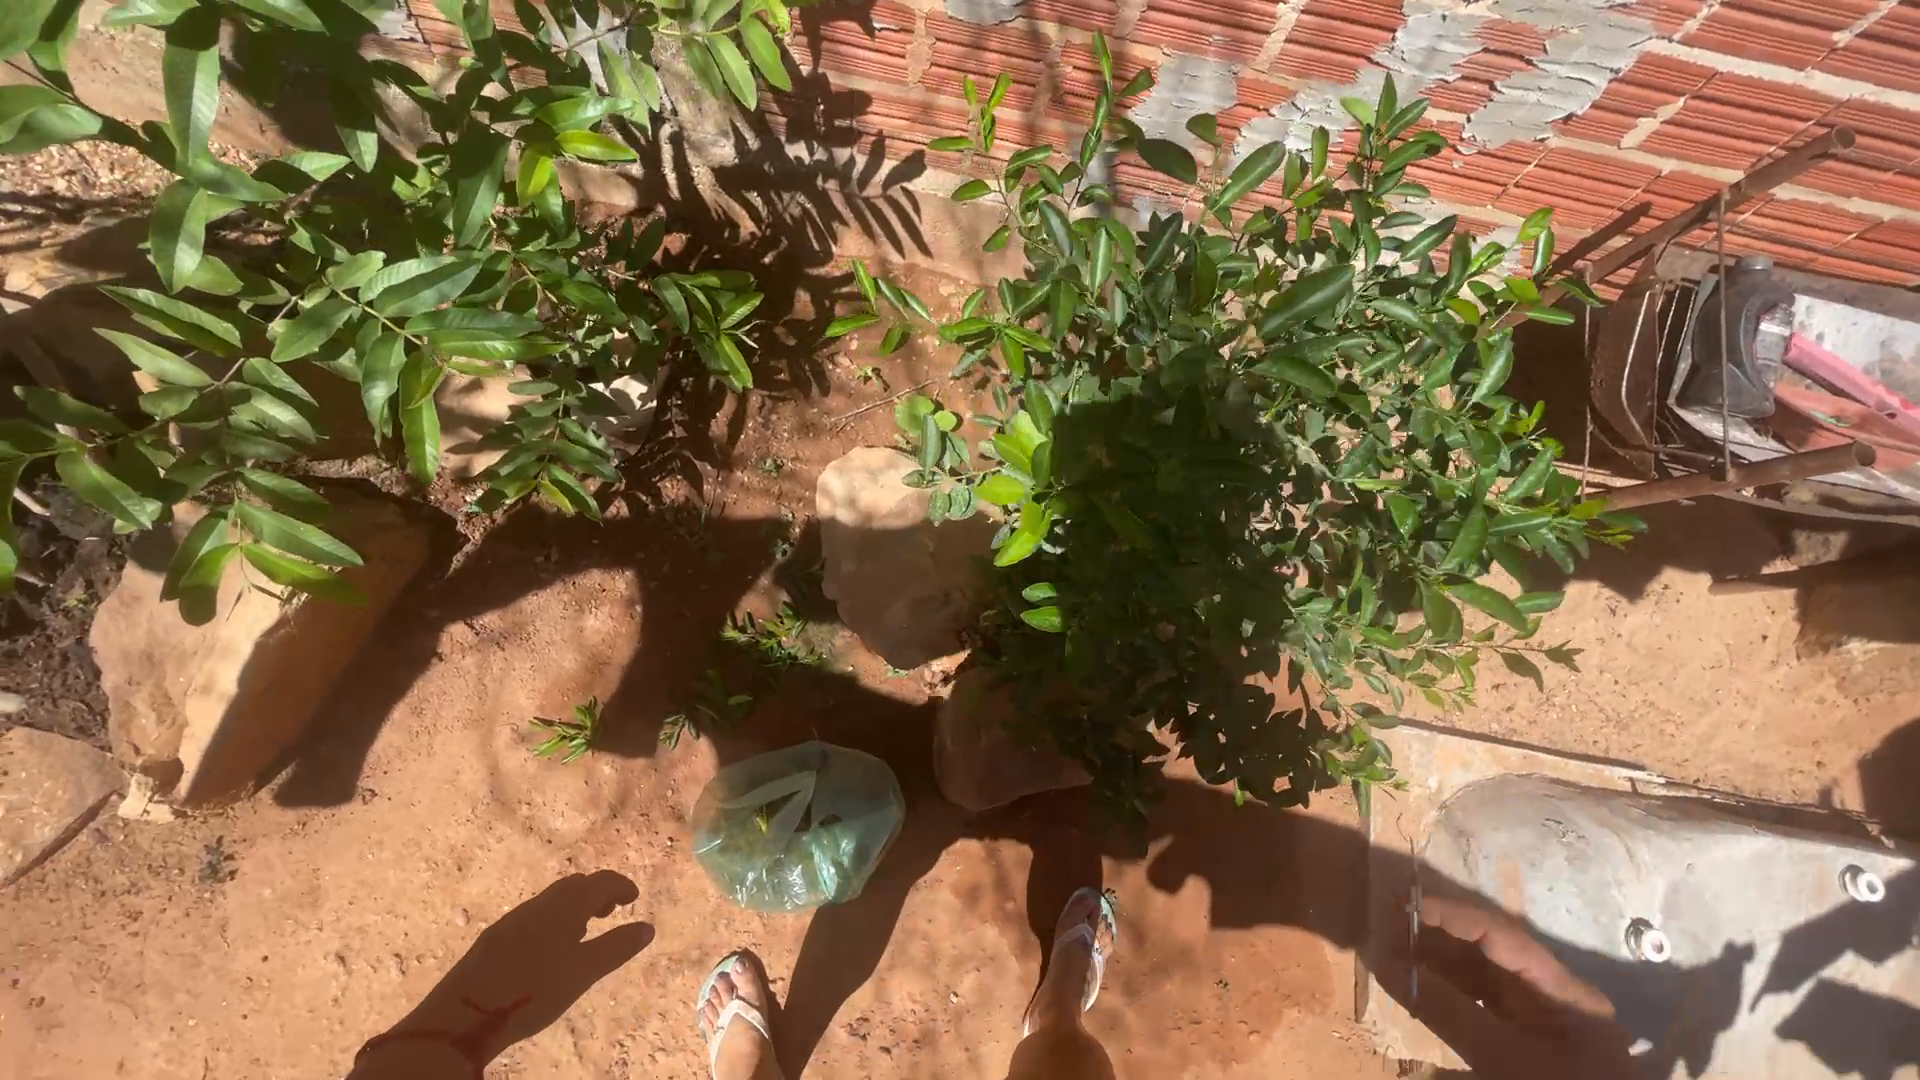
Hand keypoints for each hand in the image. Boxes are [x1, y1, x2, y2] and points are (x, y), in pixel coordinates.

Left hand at [355, 870, 654, 1074]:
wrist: (461, 1017)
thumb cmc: (530, 992)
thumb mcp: (582, 973)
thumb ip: (616, 947)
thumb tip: (647, 928)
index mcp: (565, 906)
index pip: (600, 881)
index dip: (620, 885)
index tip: (633, 896)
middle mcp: (540, 904)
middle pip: (575, 886)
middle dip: (596, 893)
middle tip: (610, 910)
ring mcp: (513, 920)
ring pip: (552, 900)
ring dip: (573, 906)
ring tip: (583, 930)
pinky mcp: (494, 939)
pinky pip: (534, 916)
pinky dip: (553, 919)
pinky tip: (549, 947)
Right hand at [1381, 895, 1636, 1079]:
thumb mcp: (1504, 1060)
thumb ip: (1445, 1010)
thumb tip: (1385, 964)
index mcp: (1560, 988)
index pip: (1499, 932)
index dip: (1450, 914)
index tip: (1401, 906)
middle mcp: (1550, 989)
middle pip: (1486, 945)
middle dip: (1436, 935)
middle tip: (1386, 930)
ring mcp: (1537, 1012)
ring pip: (1477, 969)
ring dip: (1434, 960)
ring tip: (1392, 956)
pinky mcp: (1523, 1033)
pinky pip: (1477, 995)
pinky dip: (1445, 987)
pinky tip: (1417, 985)